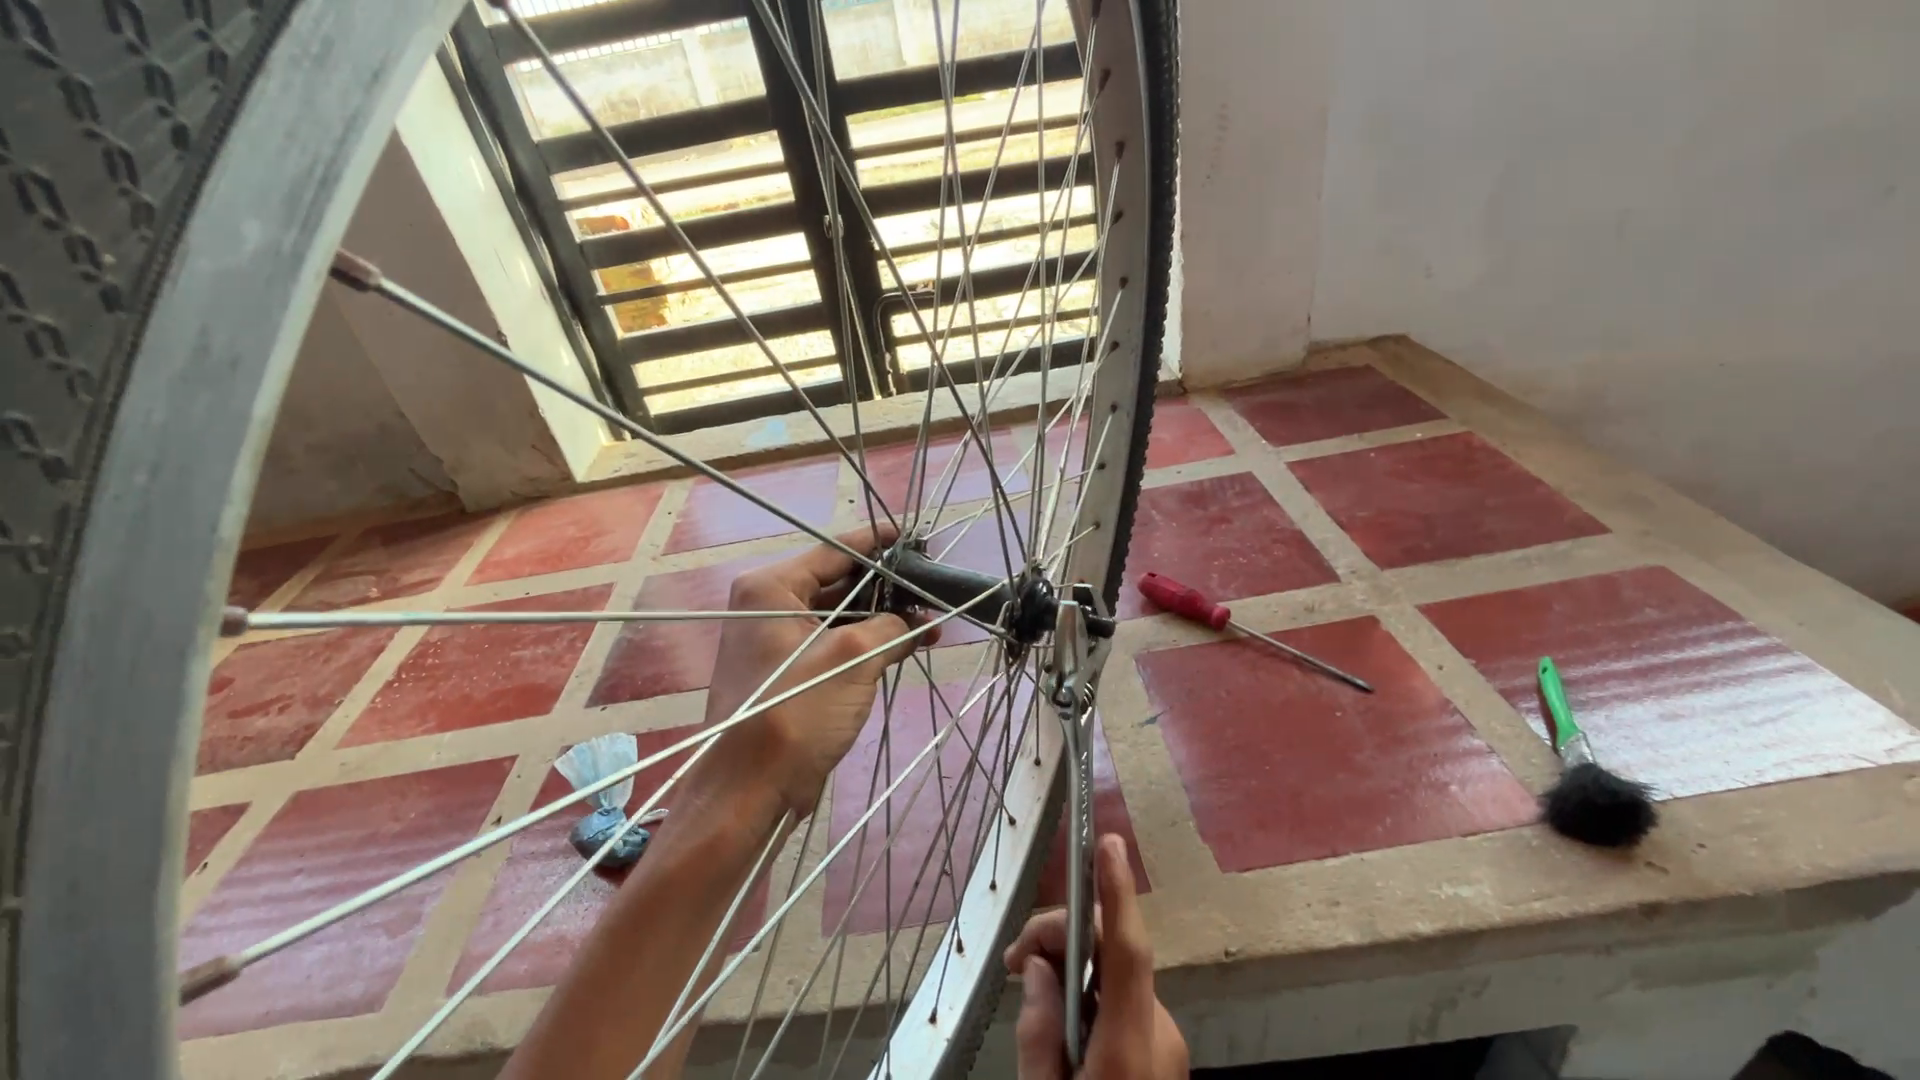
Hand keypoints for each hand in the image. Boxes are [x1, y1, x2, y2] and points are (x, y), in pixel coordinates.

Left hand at [692, 525, 936, 828]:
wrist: (750, 791)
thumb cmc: (795, 712)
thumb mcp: (852, 658)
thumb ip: (890, 627)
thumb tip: (916, 621)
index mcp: (770, 589)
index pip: (834, 550)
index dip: (879, 544)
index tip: (917, 539)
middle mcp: (768, 607)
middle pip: (838, 582)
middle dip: (887, 587)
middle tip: (932, 586)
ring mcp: (778, 642)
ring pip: (841, 617)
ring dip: (884, 620)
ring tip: (931, 622)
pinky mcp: (790, 674)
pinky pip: (836, 645)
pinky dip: (869, 644)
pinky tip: (908, 647)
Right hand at [1004, 835, 1186, 1079]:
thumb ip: (1038, 1030)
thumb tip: (1038, 967)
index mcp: (1129, 1045)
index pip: (1129, 952)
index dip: (1119, 893)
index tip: (1108, 844)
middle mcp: (1157, 1032)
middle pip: (1111, 956)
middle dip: (1060, 939)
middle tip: (1012, 962)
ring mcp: (1164, 1042)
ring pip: (1113, 978)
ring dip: (1071, 969)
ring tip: (1028, 990)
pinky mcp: (1160, 1052)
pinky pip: (1120, 1002)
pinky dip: (1087, 994)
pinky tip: (1058, 1019)